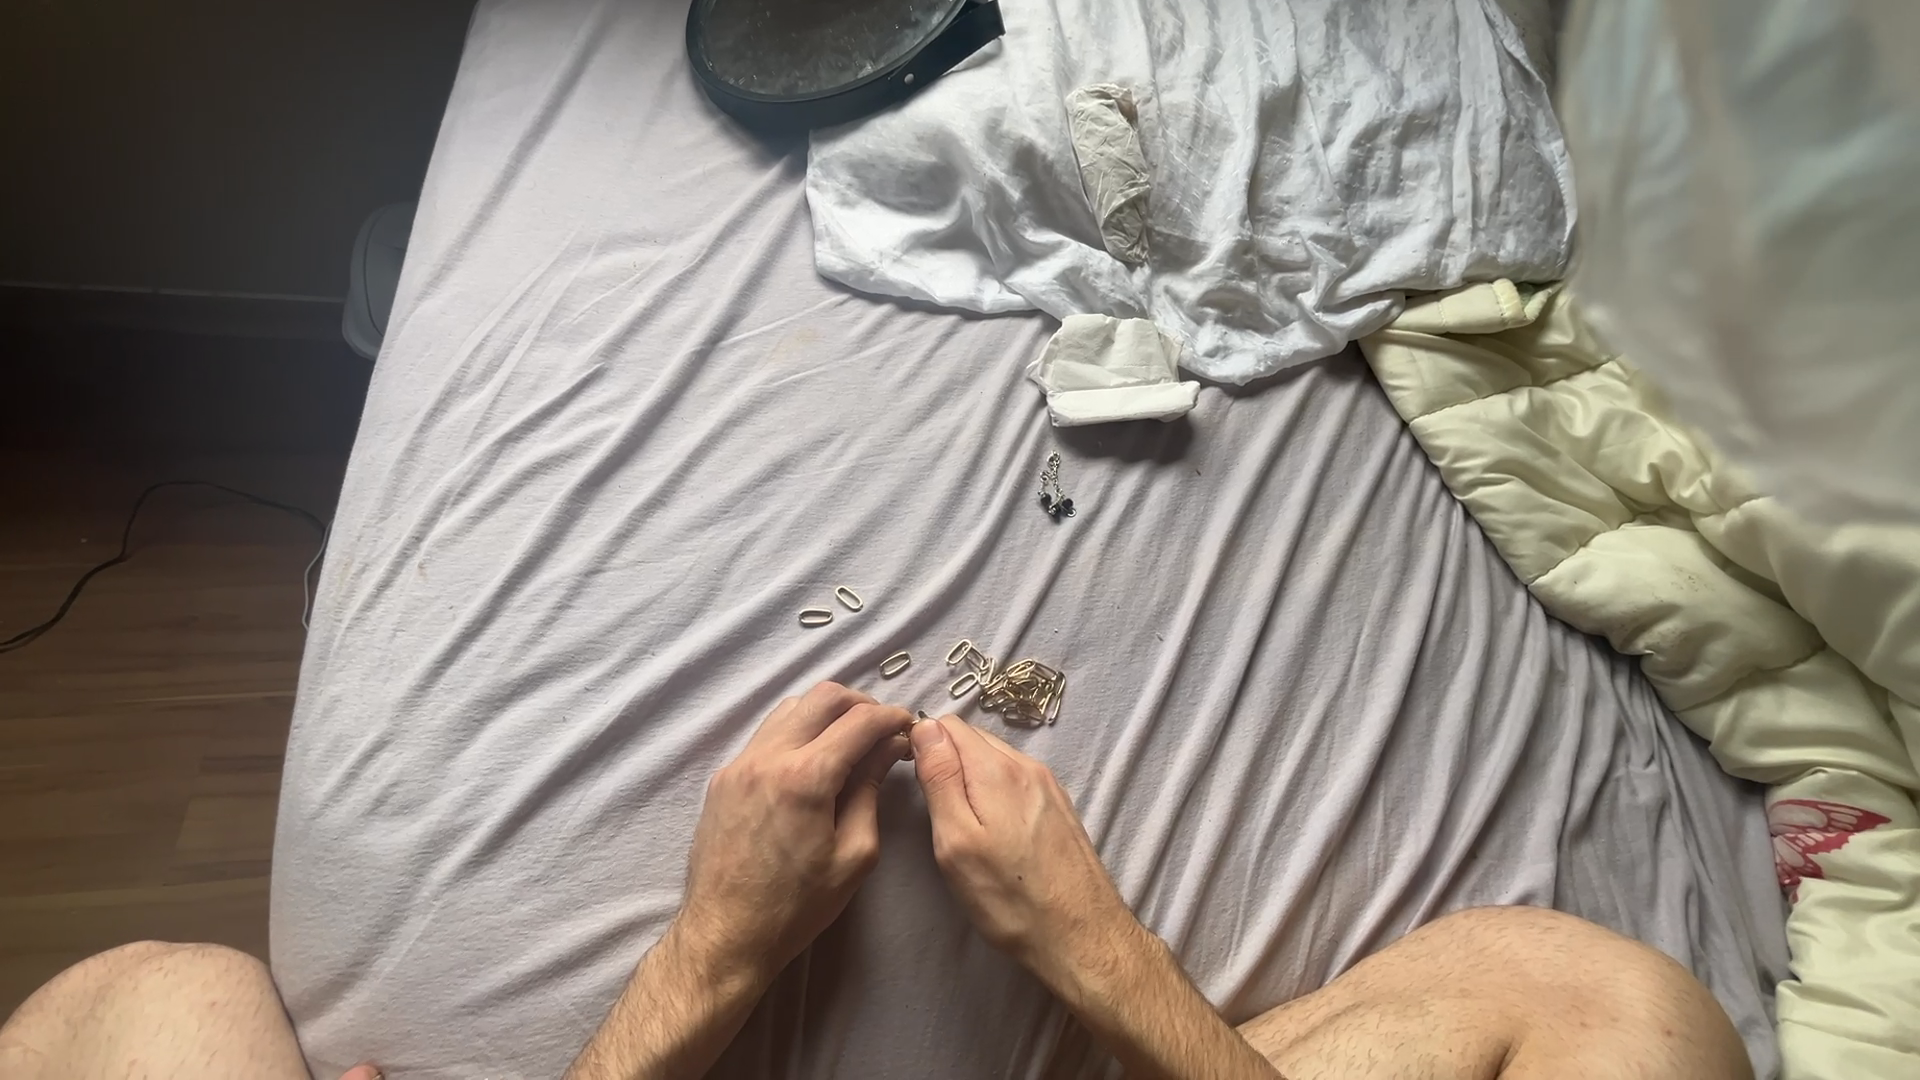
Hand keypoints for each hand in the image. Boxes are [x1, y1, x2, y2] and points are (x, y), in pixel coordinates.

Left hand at [676, 682, 912, 982]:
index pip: (860, 721)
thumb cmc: (797, 907)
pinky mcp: (725, 775)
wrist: (725, 937)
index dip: (892, 717)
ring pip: (792, 706)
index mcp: (805, 777)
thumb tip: (889, 746)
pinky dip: (799, 729)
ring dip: (827, 712)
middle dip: (862, 703)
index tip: (909, 726)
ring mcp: (740, 762)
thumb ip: (871, 789)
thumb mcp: (854, 854)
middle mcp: (769, 757)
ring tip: (849, 739)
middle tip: (882, 728)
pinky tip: (813, 757)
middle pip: (824, 696)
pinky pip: (768, 732)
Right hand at [910, 715, 1282, 1079]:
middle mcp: (1026, 764)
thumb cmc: (1009, 897)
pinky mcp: (1059, 804)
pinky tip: (994, 824)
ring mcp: (1047, 783)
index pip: (950, 725)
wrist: (1083, 936)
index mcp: (997, 768)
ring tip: (962, 818)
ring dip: (971, 772)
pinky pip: (1016, 777)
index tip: (913, 777)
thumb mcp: (957, 841)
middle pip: (974, 738)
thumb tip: (925, 726)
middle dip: (947, 756)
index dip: (924, 741)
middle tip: (935, 805)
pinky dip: (995, 787)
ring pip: (995, 757)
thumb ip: (940, 778)